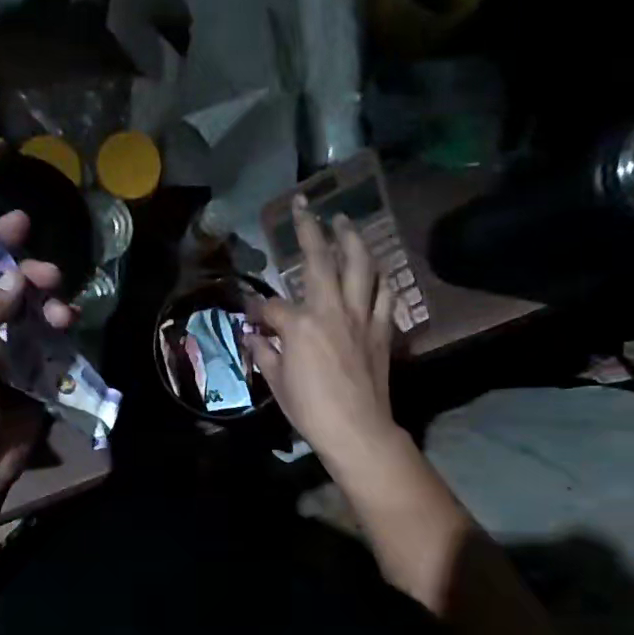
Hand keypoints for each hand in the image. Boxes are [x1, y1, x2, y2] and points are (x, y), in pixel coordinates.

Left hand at [0, 210, 72, 499]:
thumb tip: (15, 277)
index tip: (19, 222)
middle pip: (7, 289)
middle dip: (30, 276)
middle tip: (50, 274)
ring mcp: (8, 354)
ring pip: (33, 314)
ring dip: (50, 306)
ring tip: (64, 313)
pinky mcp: (33, 375)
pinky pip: (51, 343)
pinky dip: (61, 332)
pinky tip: (72, 327)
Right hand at [244, 196, 398, 464]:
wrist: (356, 428)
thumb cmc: (309, 409)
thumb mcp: (276, 382)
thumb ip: (264, 353)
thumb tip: (253, 337)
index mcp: (299, 324)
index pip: (271, 307)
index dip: (257, 310)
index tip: (250, 315)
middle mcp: (330, 309)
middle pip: (320, 260)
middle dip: (309, 230)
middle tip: (304, 206)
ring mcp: (360, 316)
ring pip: (361, 265)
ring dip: (353, 240)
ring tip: (346, 223)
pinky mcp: (381, 329)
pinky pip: (384, 294)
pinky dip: (379, 279)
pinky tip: (375, 272)